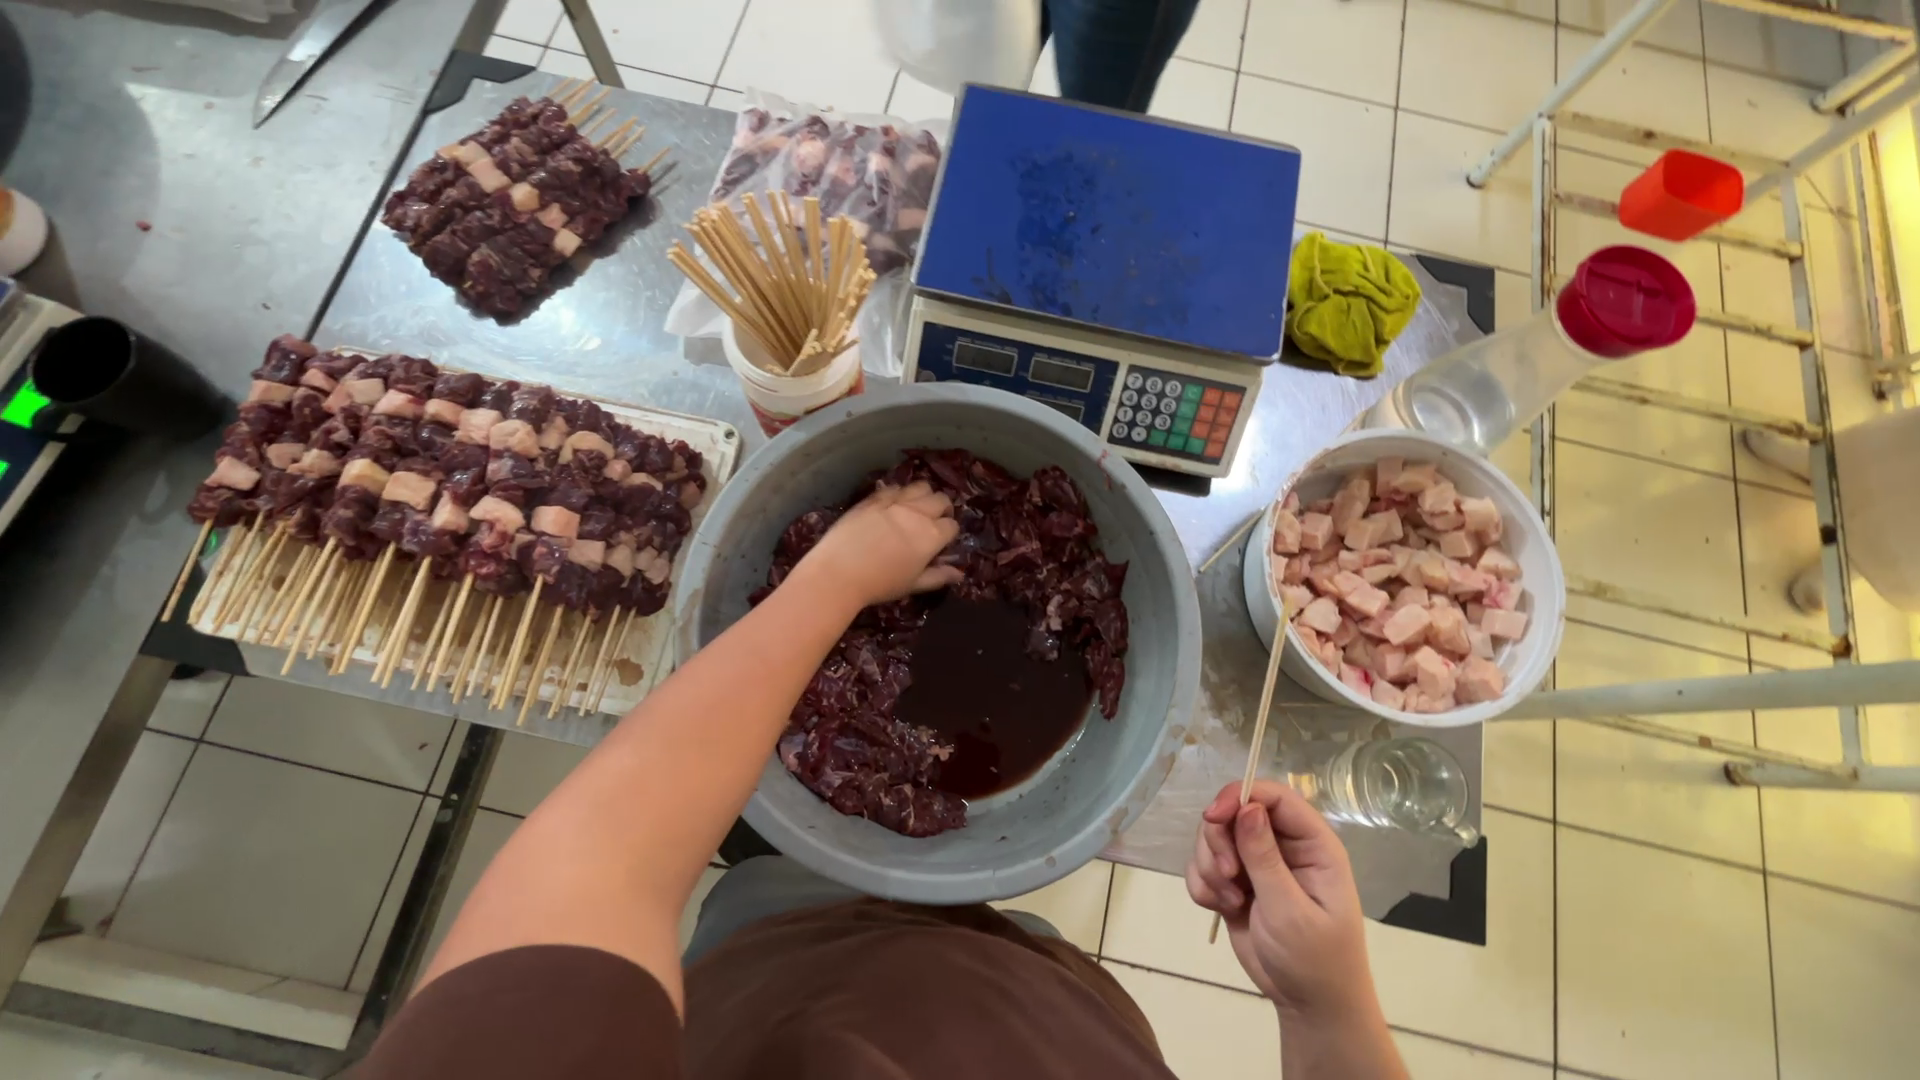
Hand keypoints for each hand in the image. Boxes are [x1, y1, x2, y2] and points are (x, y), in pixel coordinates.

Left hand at [792, 481, 964, 608]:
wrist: (839, 573)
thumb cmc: (880, 585)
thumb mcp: (913, 585)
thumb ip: (938, 576)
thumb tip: (959, 574)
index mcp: (932, 536)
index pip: (952, 525)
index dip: (949, 533)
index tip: (940, 543)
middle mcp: (918, 513)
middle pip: (941, 499)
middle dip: (942, 509)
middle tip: (932, 522)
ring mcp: (895, 502)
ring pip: (921, 487)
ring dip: (924, 495)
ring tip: (916, 508)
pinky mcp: (874, 498)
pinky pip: (894, 487)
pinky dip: (899, 493)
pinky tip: (892, 504)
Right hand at [1185, 781, 1374, 1018]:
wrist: (1308, 1006)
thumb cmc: (1314, 960)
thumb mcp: (1290, 910)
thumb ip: (1265, 858)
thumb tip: (1247, 807)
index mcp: (1312, 845)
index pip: (1274, 797)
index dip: (1239, 796)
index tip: (1212, 817)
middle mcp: (1283, 846)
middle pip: (1234, 813)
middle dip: (1219, 841)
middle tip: (1227, 875)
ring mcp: (1256, 864)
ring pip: (1213, 838)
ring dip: (1210, 867)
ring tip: (1229, 901)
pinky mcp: (1234, 883)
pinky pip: (1203, 866)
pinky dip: (1203, 885)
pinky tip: (1221, 909)